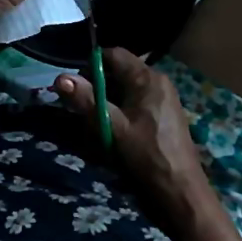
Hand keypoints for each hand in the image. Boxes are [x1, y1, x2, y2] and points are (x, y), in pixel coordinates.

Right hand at [56, 48, 210, 208]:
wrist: (181, 187)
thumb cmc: (147, 154)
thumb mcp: (113, 127)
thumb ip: (87, 101)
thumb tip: (60, 77)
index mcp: (147, 77)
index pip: (114, 54)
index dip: (92, 65)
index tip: (76, 84)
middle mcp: (158, 79)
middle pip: (121, 70)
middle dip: (99, 84)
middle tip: (83, 106)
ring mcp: (164, 95)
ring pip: (129, 86)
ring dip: (110, 98)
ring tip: (97, 120)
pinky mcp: (165, 110)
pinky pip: (139, 98)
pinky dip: (124, 107)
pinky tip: (116, 128)